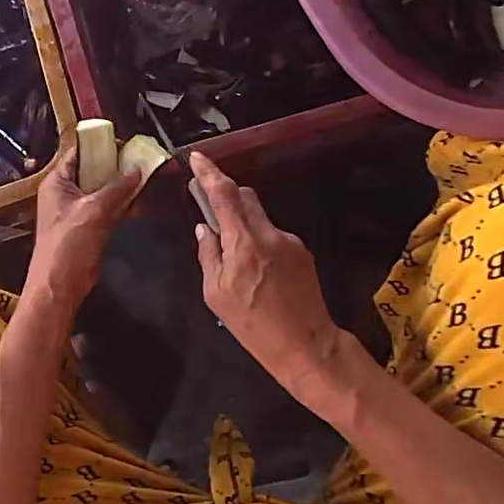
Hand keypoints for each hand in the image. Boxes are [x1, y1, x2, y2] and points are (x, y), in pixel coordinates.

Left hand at [26, 147, 139, 310]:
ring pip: (103, 190)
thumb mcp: (94, 210)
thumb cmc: (65, 247)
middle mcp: (65, 194)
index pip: (78, 153)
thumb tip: (135, 170)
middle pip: (93, 171)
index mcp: (56, 183)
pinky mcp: (90, 227)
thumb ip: (116, 188)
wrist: (60, 284)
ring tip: (143, 174)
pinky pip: (109, 208)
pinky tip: (140, 197)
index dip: (99, 145)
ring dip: (122, 185)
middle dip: (115, 166)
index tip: (121, 143)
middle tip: (138, 158)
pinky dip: (123, 203)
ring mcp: (78, 211)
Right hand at [191, 153, 348, 394]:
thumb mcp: (216, 295)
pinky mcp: (302, 251)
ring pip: (259, 217)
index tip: (196, 158)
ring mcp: (289, 241)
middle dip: (225, 195)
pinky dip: (259, 241)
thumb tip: (205, 228)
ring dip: (242, 223)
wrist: (306, 345)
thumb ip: (209, 255)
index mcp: (244, 244)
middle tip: (210, 209)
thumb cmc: (253, 326)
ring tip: (236, 258)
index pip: (223, 194)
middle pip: (244, 196)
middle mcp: (269, 235)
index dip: (208, 172)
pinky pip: (273, 235)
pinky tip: (258, 271)